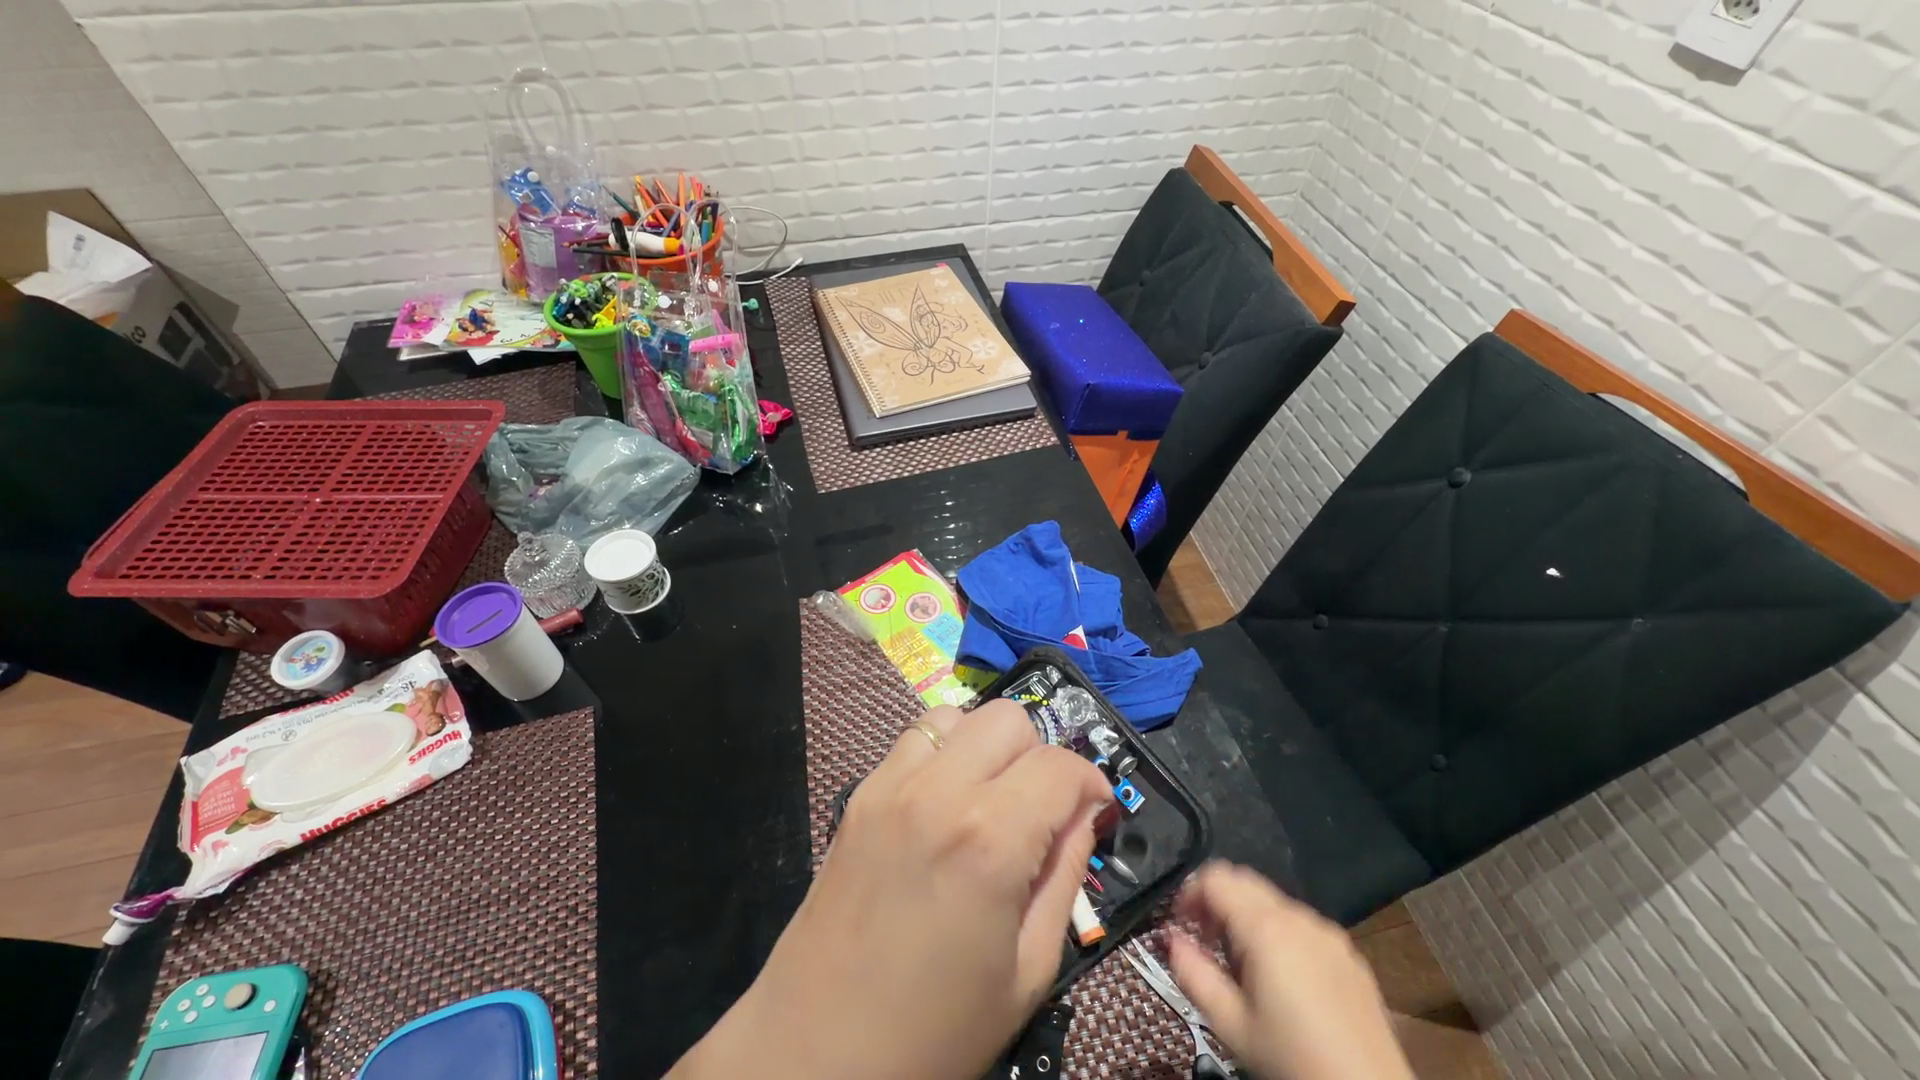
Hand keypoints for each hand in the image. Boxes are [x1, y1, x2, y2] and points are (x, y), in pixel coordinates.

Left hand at [669, 700, 1111, 1079]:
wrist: (817, 1050)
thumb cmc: (936, 1029)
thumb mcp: (1028, 970)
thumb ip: (1065, 877)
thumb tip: (1084, 816)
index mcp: (989, 839)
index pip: (1060, 766)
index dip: (1091, 784)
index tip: (1094, 812)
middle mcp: (937, 793)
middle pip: (1009, 720)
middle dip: (1039, 756)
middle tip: (1041, 810)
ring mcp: (889, 788)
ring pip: (958, 718)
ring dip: (987, 747)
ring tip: (991, 802)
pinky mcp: (858, 797)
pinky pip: (912, 740)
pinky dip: (942, 754)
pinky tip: (945, 806)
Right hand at [1168, 862, 1412, 1079]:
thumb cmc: (1292, 1058)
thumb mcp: (1231, 1024)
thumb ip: (1193, 974)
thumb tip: (1171, 939)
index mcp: (1266, 929)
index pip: (1217, 876)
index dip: (1190, 892)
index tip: (1180, 924)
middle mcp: (1299, 918)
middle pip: (1245, 882)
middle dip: (1216, 901)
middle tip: (1203, 940)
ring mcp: (1328, 933)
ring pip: (1274, 903)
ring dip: (1246, 917)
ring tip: (1240, 966)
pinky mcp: (1348, 953)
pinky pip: (1301, 924)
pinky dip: (1278, 933)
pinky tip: (1281, 978)